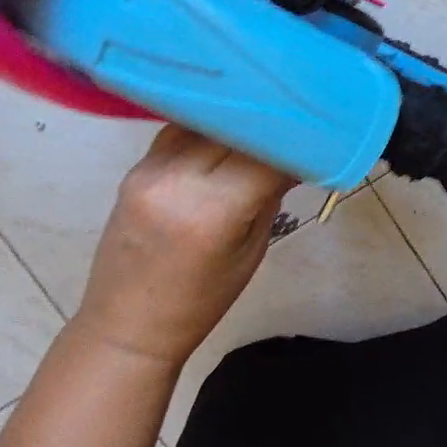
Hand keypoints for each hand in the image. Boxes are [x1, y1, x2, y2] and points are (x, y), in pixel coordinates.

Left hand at [73, 127, 295, 366]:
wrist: (128, 325)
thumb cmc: (201, 301)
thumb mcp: (252, 251)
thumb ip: (272, 195)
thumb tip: (298, 155)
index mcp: (213, 212)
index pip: (265, 154)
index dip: (296, 143)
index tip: (319, 140)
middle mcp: (177, 181)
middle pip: (235, 129)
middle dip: (270, 126)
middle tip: (298, 128)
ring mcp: (150, 171)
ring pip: (206, 121)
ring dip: (238, 122)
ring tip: (264, 126)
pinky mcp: (135, 168)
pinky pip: (179, 132)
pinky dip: (208, 128)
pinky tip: (228, 134)